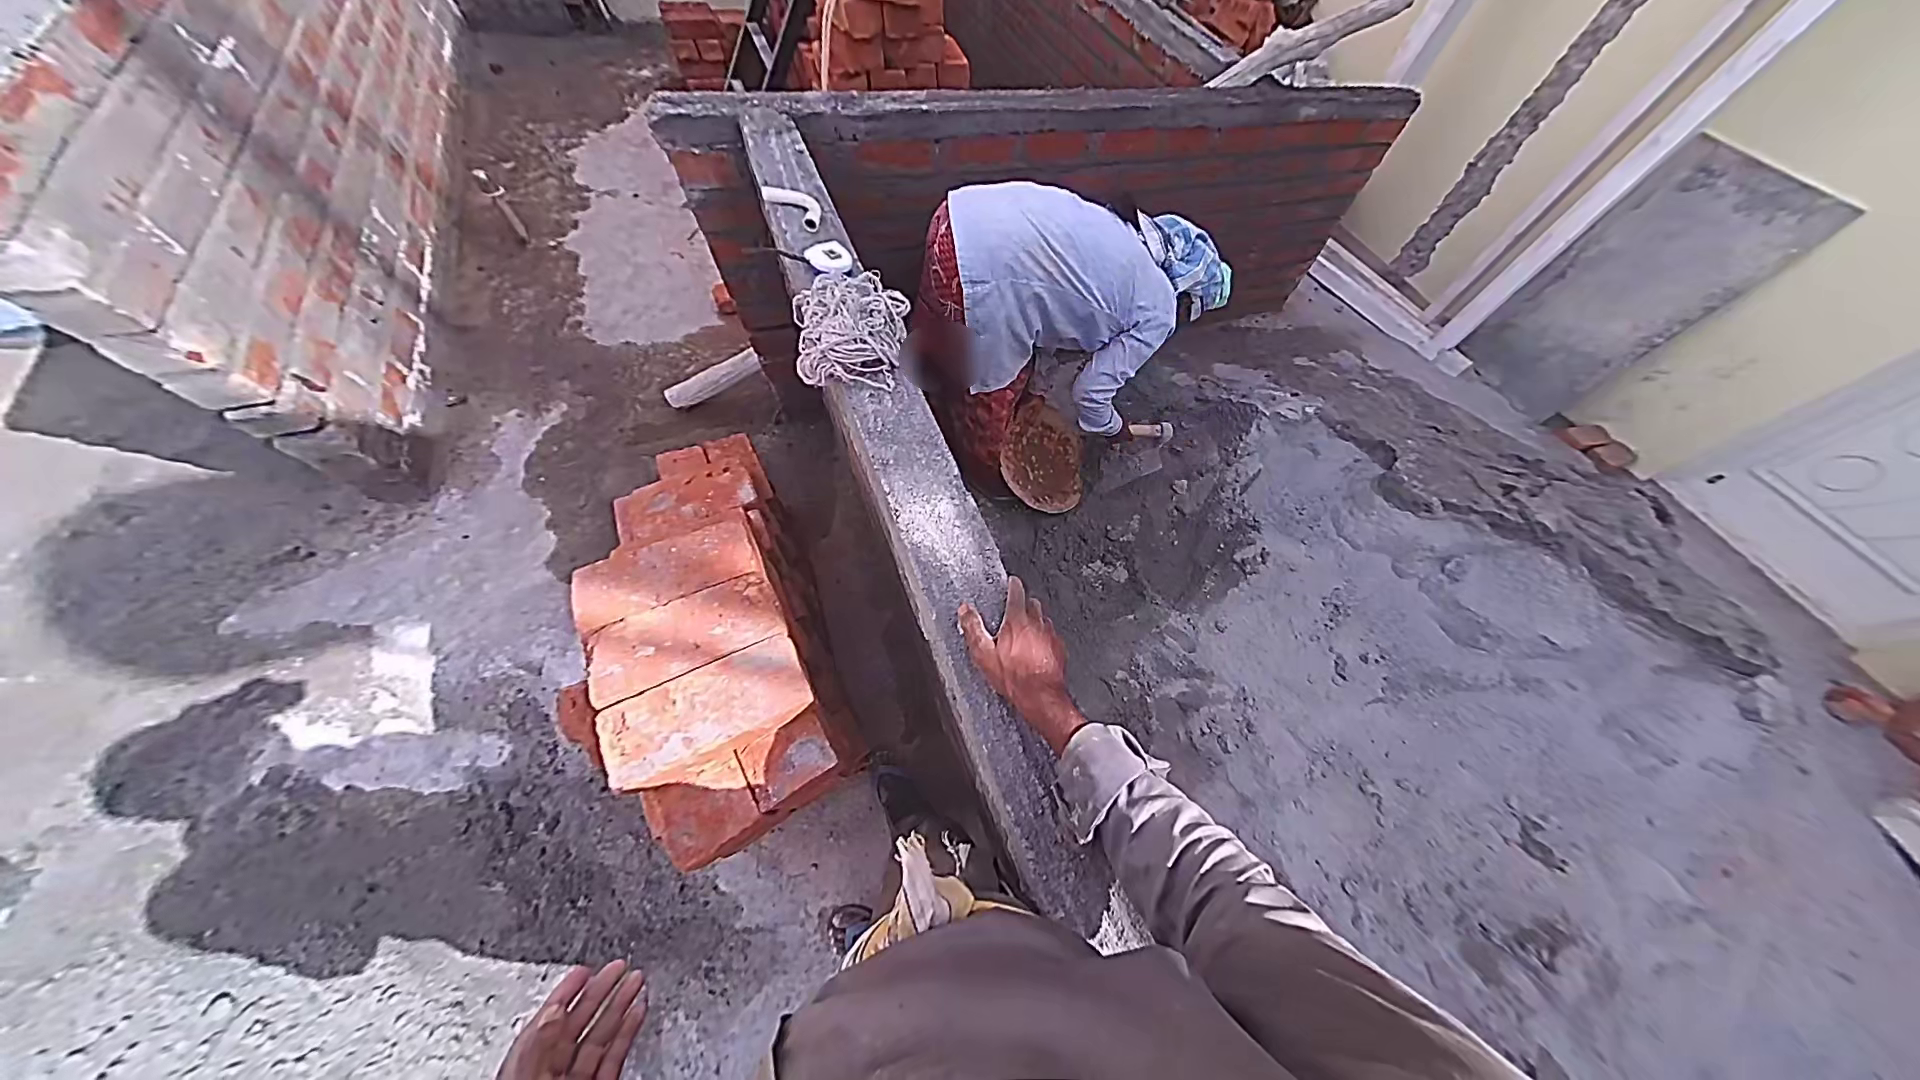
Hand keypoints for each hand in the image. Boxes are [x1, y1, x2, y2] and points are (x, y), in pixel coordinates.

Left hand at [496, 961, 647, 1079]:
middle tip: (618, 965)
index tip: (584, 968)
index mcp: (528, 1065)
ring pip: (601, 1034)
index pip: (549, 1019)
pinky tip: (638, 1010)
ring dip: (621, 1003)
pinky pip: (615, 1055)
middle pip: (579, 1021)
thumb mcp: (527, 1078)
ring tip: (636, 978)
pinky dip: (629, 1030)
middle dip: (600, 989)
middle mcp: (551, 1070)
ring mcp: (575, 1078)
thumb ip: (539, 1045)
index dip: (567, 990)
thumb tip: (554, 1009)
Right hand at [959, 576, 1085, 753]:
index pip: (1017, 593)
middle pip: (1033, 604)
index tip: (1012, 581)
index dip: (1013, 585)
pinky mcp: (1059, 649)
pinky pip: (1052, 635)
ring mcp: (1051, 636)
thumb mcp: (984, 654)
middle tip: (1017, 607)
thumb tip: (965, 611)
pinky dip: (1045, 637)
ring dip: (1035, 620)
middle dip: (1025, 603)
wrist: (1041, 697)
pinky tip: (1038, 647)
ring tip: (1026, 628)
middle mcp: (1037, 624)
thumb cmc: (1014, 678)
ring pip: (1043, 619)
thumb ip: (973, 629)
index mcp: (1017, 621)